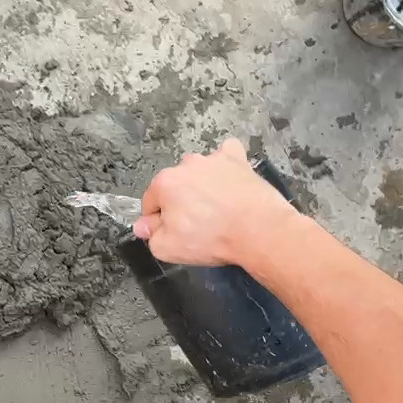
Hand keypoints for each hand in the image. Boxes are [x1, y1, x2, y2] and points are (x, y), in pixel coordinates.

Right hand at [132, 138, 297, 265]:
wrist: (259, 231)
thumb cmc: (210, 239)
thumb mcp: (166, 248)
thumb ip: (150, 235)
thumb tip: (144, 225)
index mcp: (164, 183)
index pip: (151, 203)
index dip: (158, 221)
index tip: (171, 233)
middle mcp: (185, 165)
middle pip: (173, 186)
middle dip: (178, 202)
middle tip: (194, 224)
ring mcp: (213, 159)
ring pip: (197, 171)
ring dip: (200, 185)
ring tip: (215, 207)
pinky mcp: (238, 160)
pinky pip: (226, 154)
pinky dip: (224, 165)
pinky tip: (228, 179)